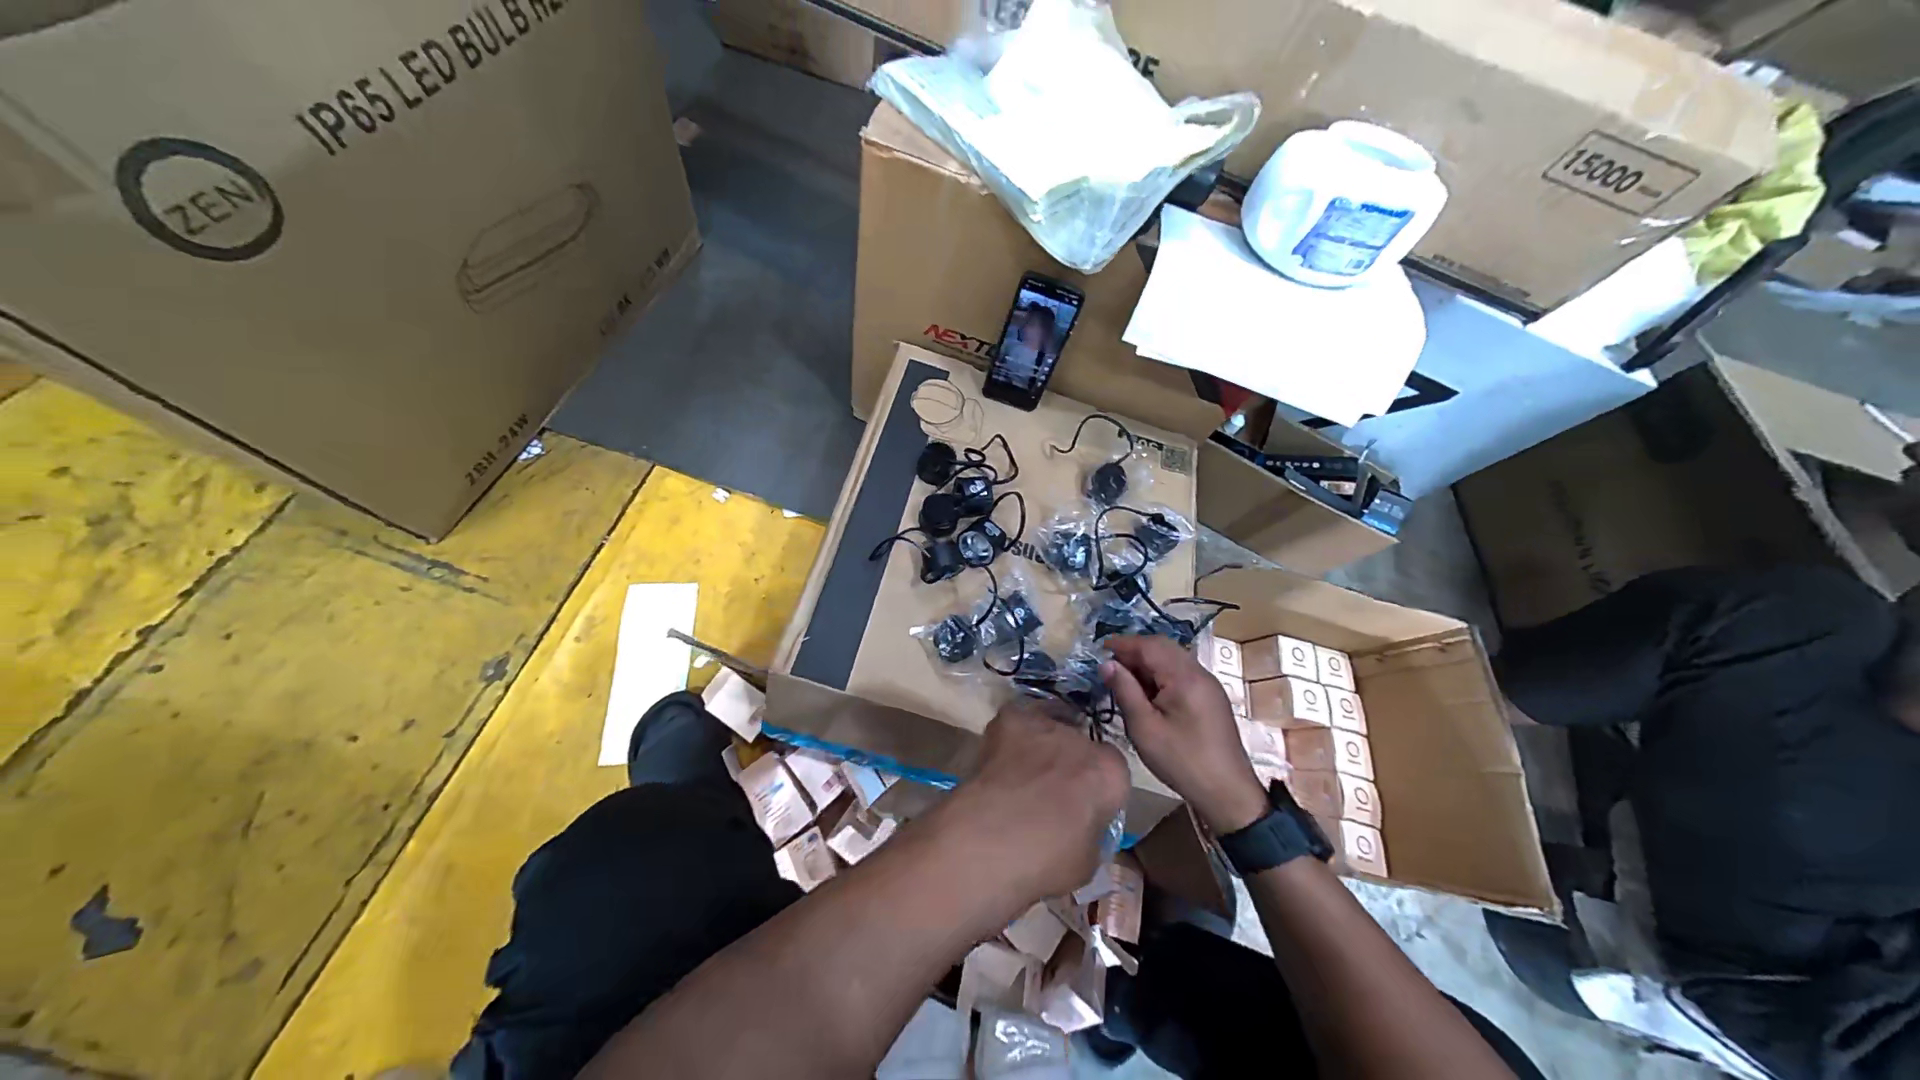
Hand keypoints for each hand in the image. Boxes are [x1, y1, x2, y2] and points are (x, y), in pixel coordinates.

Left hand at [927, 699, 1129, 916]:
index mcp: (1110, 774)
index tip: (1081, 808)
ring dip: (1040, 749)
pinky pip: (1016, 722)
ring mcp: (1044, 725)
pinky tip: (1000, 759)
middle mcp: (1082, 741)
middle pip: (1080, 747)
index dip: (1095, 790)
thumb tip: (1080, 828)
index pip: (1111, 774)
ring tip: (1019, 776)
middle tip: (1048, 795)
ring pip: (1048, 731)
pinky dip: (1011, 737)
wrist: (992, 839)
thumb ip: (1091, 831)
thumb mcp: (1087, 860)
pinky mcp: (1008, 719)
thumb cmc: (1046, 860)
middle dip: (1068, 766)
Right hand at [1103, 635, 1268, 834]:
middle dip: (1135, 651)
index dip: (1123, 643)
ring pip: (1173, 659)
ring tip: (1124, 679)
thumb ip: (1125, 691)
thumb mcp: (1144, 728)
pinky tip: (1147, 692)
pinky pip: (1182, 673)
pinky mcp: (1211, 698)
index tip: (1099, 649)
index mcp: (1184, 677)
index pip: (1150, 645)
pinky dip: (1161, 674)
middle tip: (1110, 665)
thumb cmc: (1181, 760)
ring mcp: (1208, 685)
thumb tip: (1107, 663)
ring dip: (1148, 662)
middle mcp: (1199, 673)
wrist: (1227, 792)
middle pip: (1164, 647)